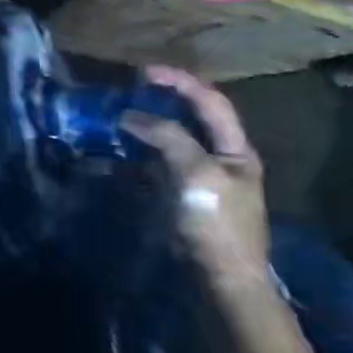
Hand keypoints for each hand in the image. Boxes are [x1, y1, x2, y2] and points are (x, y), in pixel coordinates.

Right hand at [121, 66, 269, 289]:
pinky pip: (156, 162)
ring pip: (171, 139)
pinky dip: (137, 150)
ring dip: (146, 123)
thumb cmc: (217, 224)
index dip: (180, 82)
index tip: (143, 71)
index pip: (210, 102)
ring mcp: (199, 178)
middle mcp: (220, 158)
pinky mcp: (180, 196)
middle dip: (162, 99)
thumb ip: (167, 137)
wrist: (220, 280)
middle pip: (191, 117)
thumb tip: (129, 115)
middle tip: (127, 89)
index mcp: (235, 150)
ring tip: (116, 114)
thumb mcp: (196, 173)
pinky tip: (117, 148)